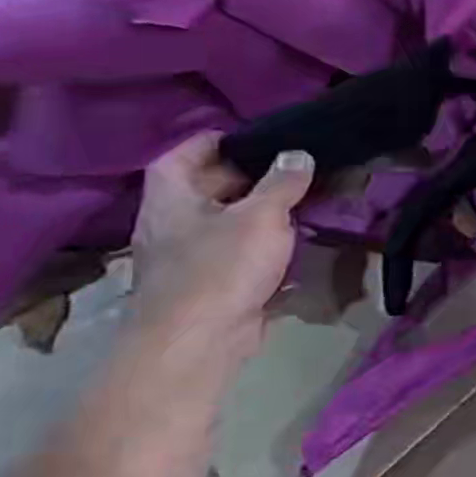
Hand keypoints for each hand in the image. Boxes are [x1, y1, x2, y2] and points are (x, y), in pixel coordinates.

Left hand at [128, 134, 313, 365]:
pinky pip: (239, 249)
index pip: (180, 157)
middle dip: (249, 175)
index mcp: (171, 201)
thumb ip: (282, 183)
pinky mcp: (210, 281)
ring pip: (227, 220)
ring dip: (261, 210)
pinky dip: (265, 241)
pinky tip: (296, 240)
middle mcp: (172, 224)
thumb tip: (298, 154)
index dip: (212, 141)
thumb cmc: (221, 268)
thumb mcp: (261, 217)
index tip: (254, 136)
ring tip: (304, 200)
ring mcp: (189, 256)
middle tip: (294, 166)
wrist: (198, 340)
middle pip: (206, 188)